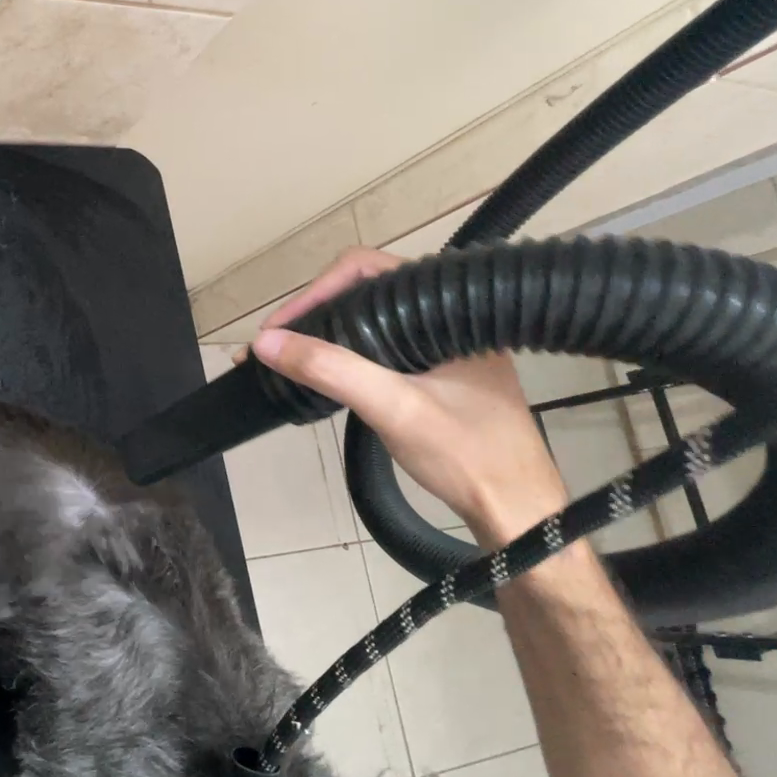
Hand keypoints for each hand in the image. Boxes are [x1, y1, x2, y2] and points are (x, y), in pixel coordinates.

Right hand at [245, 247, 568, 547]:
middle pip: (360, 292)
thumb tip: (265, 342)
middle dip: (309, 315)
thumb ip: (332, 370)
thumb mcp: (393, 408)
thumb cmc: (465, 454)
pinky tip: (316, 374)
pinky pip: (374, 347)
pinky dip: (339, 356)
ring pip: (365, 321)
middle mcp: (443, 316)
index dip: (313, 293)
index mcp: (447, 307)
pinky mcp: (431, 370)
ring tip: (283, 358)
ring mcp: (437, 344)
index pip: (365, 270)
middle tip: (271, 346)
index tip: (277, 330)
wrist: (511, 505)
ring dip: (320, 336)